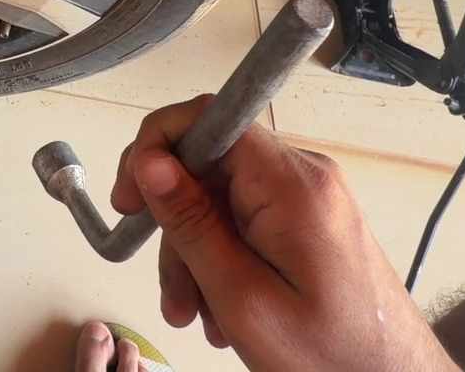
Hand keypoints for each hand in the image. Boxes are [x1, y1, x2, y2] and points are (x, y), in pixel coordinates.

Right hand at [111, 97, 458, 370]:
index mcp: (292, 183)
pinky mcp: (309, 219)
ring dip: (194, 250)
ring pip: (219, 197)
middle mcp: (304, 175)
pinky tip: (217, 304)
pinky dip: (221, 254)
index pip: (206, 117)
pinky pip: (242, 217)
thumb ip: (191, 223)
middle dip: (174, 220)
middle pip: (206, 165)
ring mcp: (309, 197)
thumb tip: (148, 161)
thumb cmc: (334, 362)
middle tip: (162, 275)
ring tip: (192, 311)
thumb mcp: (242, 297)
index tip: (129, 193)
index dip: (155, 143)